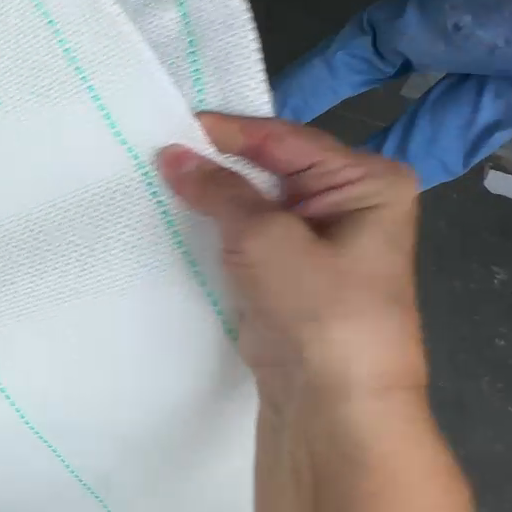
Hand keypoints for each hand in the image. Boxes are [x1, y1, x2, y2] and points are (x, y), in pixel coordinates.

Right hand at [157, 113, 425, 411]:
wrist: (329, 385)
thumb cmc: (318, 303)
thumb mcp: (264, 236)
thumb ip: (218, 190)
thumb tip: (170, 153)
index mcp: (364, 180)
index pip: (282, 139)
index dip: (223, 131)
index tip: (162, 125)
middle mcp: (343, 198)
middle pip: (264, 164)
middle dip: (210, 159)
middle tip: (147, 148)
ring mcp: (310, 232)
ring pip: (245, 196)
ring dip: (203, 190)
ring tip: (148, 176)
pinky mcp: (279, 261)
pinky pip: (236, 226)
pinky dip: (204, 218)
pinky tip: (167, 212)